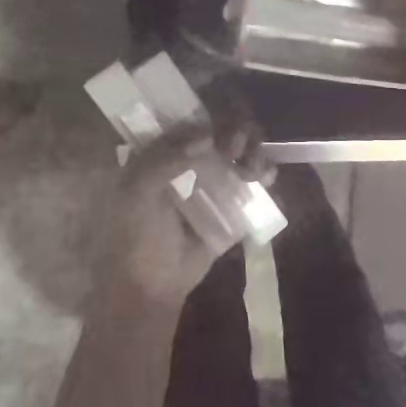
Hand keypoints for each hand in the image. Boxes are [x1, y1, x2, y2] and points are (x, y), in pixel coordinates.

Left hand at [98, 128, 267, 305]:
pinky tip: (268, 177)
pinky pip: (250, 185)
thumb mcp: (139, 192)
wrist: (152, 284)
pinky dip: (264, 175)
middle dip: (234, 136)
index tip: (218, 131)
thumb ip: (167, 160)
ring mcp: (210, 186)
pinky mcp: (230, 207)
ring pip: (239, 156)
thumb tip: (207, 137)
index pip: (188, 126)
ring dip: (252, 154)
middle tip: (237, 150)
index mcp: (159, 157)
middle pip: (219, 137)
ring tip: (254, 169)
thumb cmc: (137, 236)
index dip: (206, 122)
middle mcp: (187, 166)